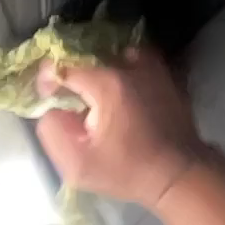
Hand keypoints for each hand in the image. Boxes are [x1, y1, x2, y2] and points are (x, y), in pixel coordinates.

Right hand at [34, 47, 207, 207]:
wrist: (177, 173)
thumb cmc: (128, 170)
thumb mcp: (80, 166)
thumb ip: (54, 133)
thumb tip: (49, 109)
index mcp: (106, 84)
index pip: (65, 65)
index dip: (49, 78)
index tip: (48, 96)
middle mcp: (128, 64)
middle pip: (88, 56)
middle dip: (72, 73)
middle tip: (69, 96)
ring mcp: (148, 63)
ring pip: (111, 51)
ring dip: (98, 67)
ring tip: (95, 91)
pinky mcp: (162, 70)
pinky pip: (134, 55)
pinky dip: (122, 64)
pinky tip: (121, 85)